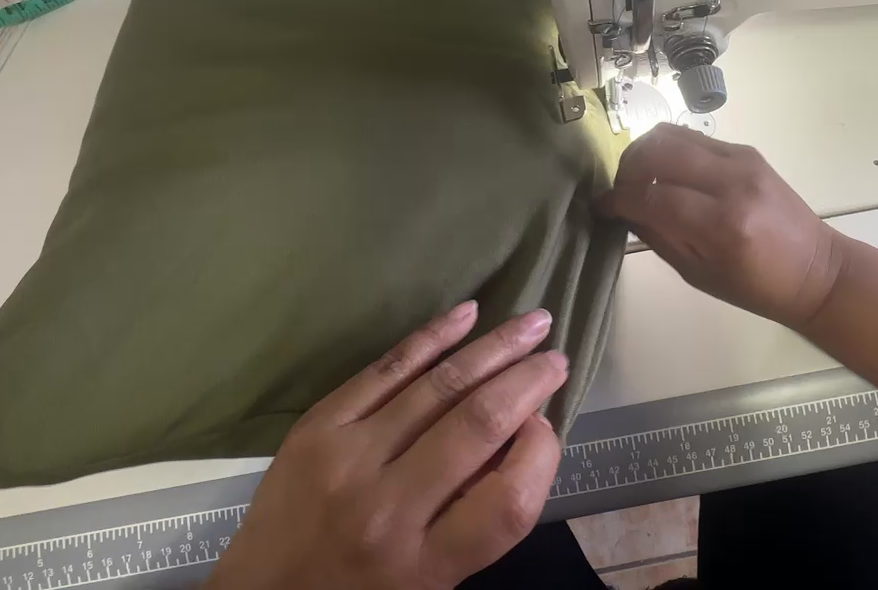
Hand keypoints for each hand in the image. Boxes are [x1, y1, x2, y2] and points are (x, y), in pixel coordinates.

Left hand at [207, 303, 568, 589]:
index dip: (542, 455)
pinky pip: (389, 366)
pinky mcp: (319, 424)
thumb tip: (524, 429)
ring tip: (534, 323)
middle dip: (529, 381)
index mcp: (423, 566)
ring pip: (439, 385)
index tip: (550, 425)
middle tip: (557, 357)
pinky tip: (470, 315)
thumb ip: (478, 516)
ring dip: (496, 347)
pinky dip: (435, 335)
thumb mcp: (430, 582)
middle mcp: (387, 508)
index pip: (507, 502)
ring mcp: (348, 457)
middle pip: (478, 425)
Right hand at [604, 123, 846, 328]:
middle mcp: (731, 182)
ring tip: (638, 177)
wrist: (816, 269)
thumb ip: (657, 236)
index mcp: (721, 224)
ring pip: (672, 134)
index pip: (651, 196)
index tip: (600, 207)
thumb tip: (624, 210)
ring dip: (645, 152)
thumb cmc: (757, 287)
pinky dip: (670, 151)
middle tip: (620, 189)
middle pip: (657, 151)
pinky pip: (694, 138)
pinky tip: (667, 173)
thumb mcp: (698, 274)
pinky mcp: (746, 150)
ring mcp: (741, 159)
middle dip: (627, 167)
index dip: (617, 199)